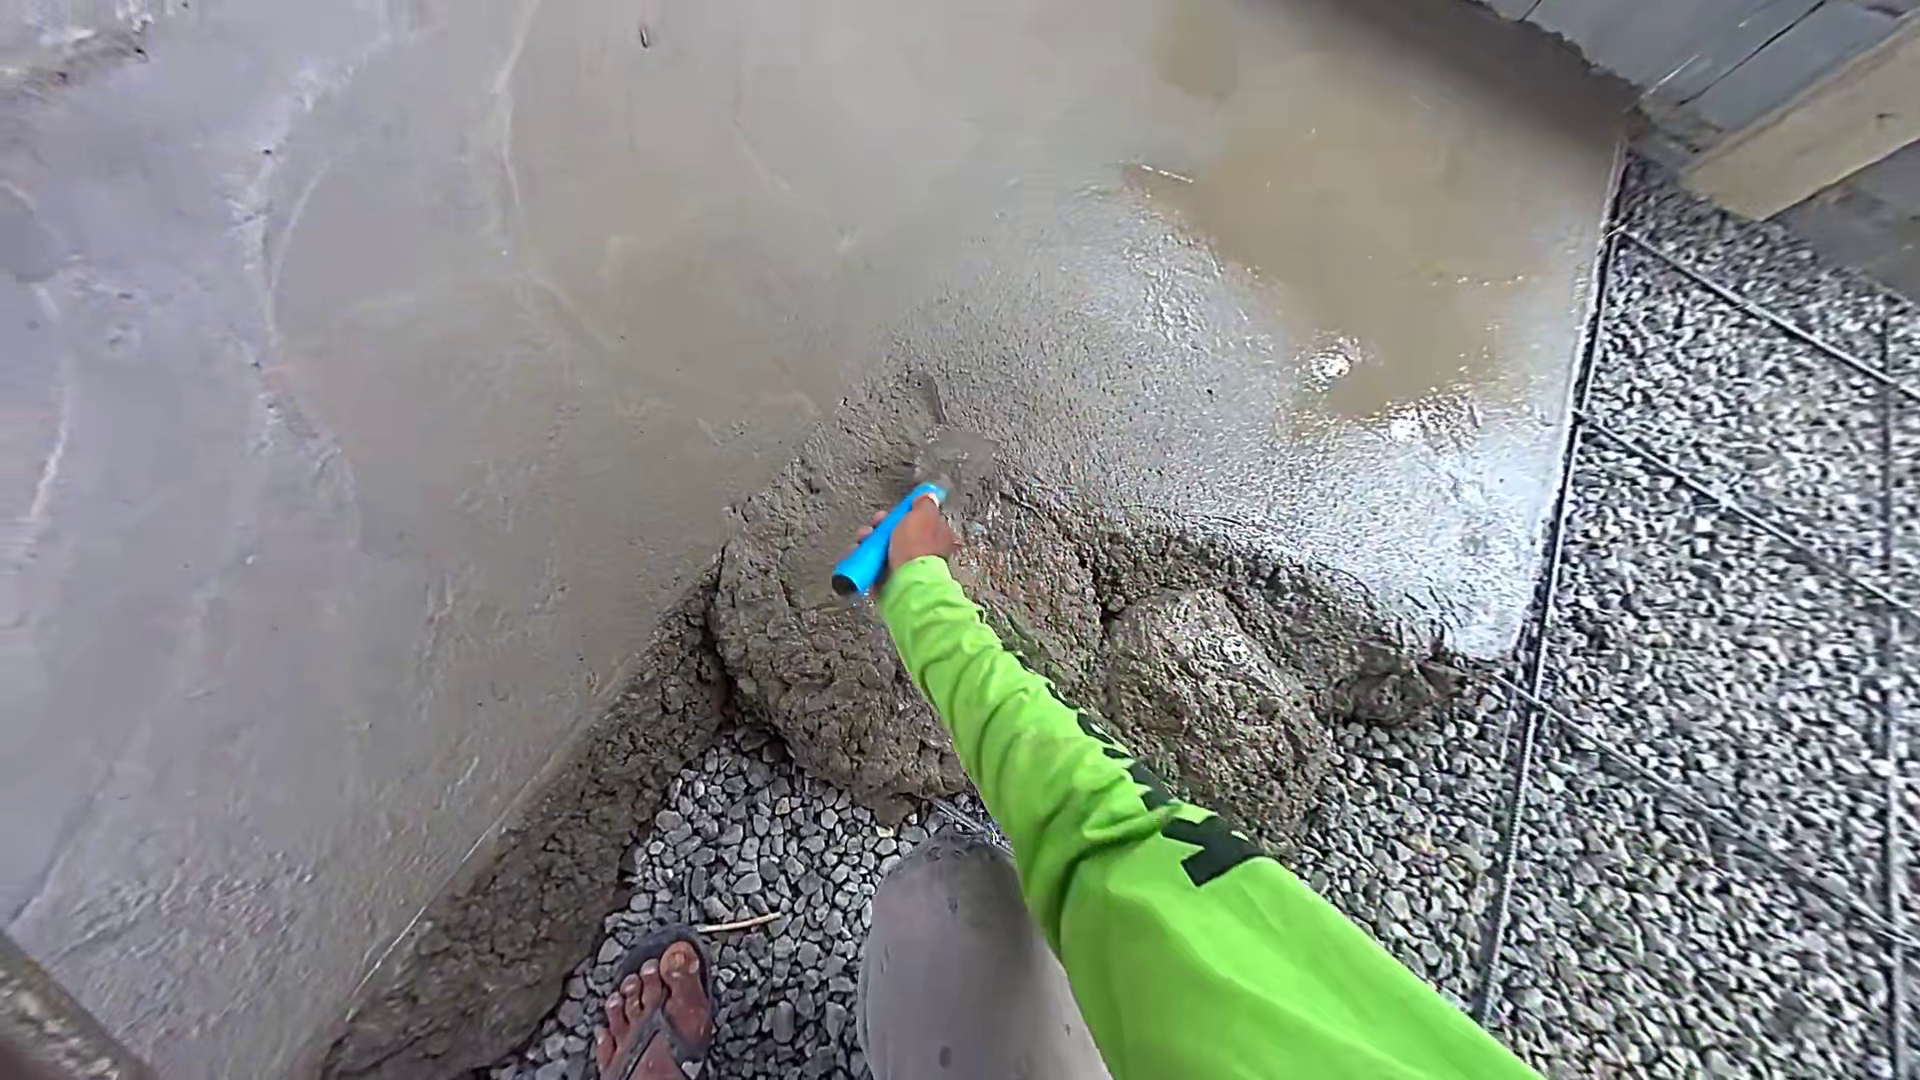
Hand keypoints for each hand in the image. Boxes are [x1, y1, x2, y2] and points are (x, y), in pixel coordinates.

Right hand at [852, 494, 955, 574]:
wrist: (905, 582)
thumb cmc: (916, 547)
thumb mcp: (923, 515)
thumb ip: (924, 504)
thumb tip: (927, 495)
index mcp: (935, 536)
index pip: (918, 519)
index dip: (904, 513)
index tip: (894, 511)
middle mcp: (920, 551)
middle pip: (896, 531)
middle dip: (881, 525)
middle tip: (876, 524)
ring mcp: (903, 565)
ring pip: (880, 546)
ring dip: (868, 540)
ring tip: (864, 539)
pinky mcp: (886, 578)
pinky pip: (869, 563)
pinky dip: (860, 557)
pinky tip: (856, 552)